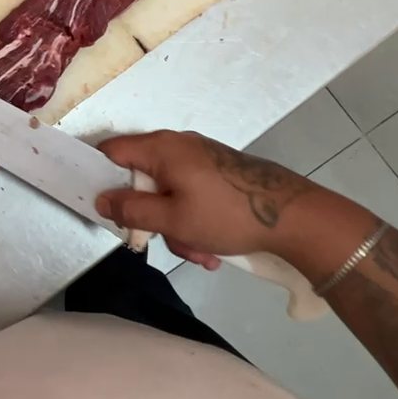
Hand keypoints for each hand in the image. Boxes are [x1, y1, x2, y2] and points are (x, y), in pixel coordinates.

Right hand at [96, 130, 319, 266]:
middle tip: (163, 241)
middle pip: (142, 179)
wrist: (296, 216)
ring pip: (168, 192)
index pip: (112, 152)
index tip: (104, 206)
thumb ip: (131, 210)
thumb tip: (101, 200)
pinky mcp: (219, 172)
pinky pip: (191, 194)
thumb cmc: (227, 214)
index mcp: (162, 148)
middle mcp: (178, 146)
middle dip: (150, 215)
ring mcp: (201, 158)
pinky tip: (210, 247)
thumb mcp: (172, 219)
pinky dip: (194, 220)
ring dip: (175, 225)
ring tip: (199, 252)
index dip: (100, 177)